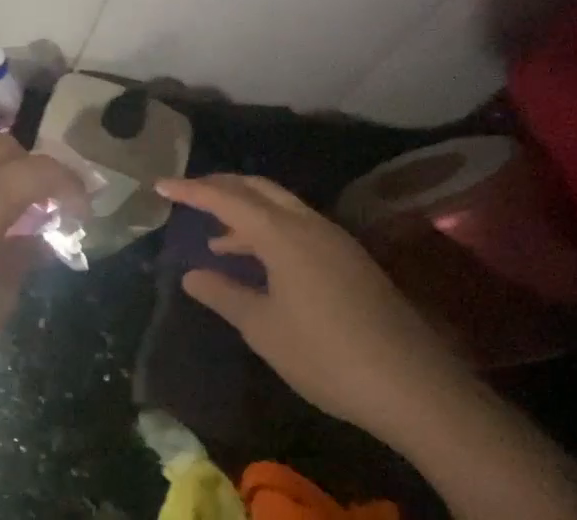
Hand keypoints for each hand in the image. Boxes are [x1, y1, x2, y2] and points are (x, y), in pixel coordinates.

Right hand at [155, 174, 474, 438]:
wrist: (417, 390)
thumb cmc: (327, 355)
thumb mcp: (262, 328)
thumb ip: (223, 294)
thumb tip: (191, 274)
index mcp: (283, 235)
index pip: (226, 199)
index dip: (190, 191)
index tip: (159, 184)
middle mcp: (311, 227)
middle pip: (259, 189)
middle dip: (221, 187)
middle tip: (188, 195)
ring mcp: (338, 244)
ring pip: (283, 208)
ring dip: (247, 213)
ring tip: (217, 239)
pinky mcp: (354, 265)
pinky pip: (300, 229)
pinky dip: (271, 232)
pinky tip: (262, 264)